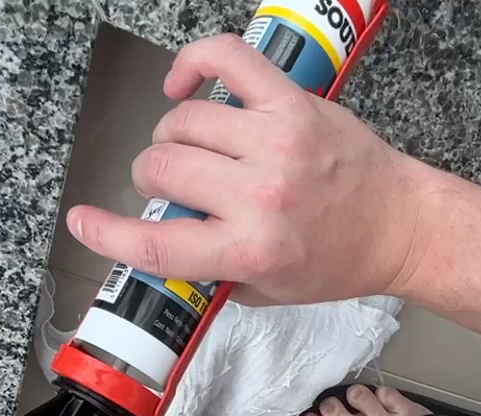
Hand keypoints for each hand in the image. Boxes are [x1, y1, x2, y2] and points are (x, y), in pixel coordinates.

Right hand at [64, 33, 432, 304]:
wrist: (397, 225)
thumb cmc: (339, 261)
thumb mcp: (271, 291)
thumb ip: (215, 272)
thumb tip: (170, 245)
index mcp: (252, 250)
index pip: (160, 243)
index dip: (110, 235)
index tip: (84, 224)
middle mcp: (259, 194)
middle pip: (161, 168)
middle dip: (152, 182)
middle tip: (172, 192)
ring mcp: (274, 140)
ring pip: (182, 122)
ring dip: (172, 139)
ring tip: (191, 154)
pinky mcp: (290, 102)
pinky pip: (224, 58)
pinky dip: (193, 66)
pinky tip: (183, 90)